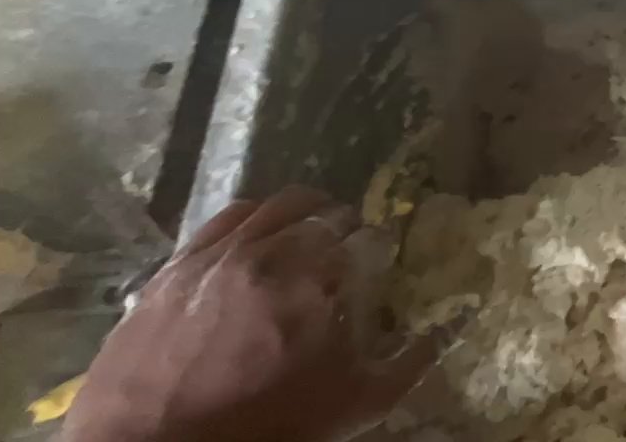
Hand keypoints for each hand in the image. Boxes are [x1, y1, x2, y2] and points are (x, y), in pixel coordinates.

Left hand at [61, 187, 436, 441]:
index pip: (365, 235)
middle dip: (343, 226)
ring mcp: (213, 260)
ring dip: (300, 214)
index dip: (376, 246)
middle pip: (322, 213)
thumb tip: (454, 328)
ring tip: (304, 235)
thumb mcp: (354, 403)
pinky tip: (255, 243)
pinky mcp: (171, 272)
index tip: (376, 263)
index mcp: (314, 278)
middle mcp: (266, 254)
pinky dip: (250, 222)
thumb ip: (412, 361)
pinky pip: (222, 222)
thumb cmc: (264, 427)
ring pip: (273, 206)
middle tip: (346, 249)